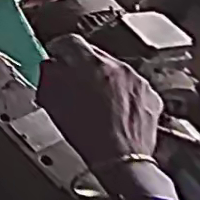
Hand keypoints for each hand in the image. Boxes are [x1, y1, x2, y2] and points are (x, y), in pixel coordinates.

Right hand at [38, 34, 165, 197]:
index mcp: (89, 63)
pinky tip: (110, 108)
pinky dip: (120, 91)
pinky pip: (130, 85)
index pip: (70, 40)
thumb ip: (48, 73)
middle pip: (93, 54)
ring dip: (101, 78)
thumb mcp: (51, 99)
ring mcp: (137, 80)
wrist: (120, 158)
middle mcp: (117, 66)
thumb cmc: (85, 131)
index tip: (55, 56)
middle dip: (80, 65)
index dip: (58, 48)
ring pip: (113, 69)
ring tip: (92, 99)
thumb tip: (51, 63)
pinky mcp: (151, 95)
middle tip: (71, 81)